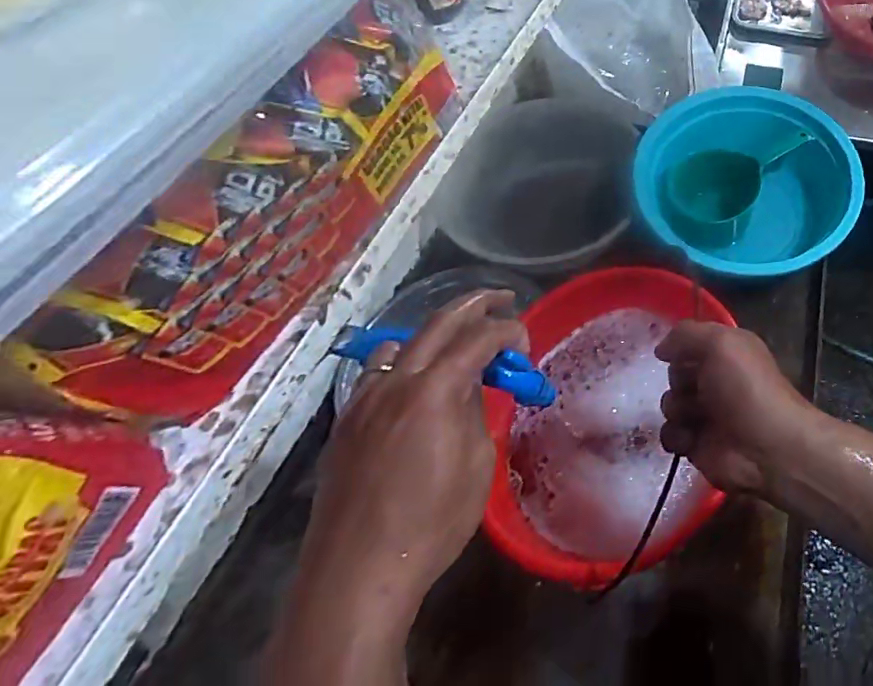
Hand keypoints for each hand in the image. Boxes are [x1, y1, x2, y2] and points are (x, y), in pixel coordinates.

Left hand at [305, 290, 528, 609]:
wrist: (357, 573)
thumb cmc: (435, 517)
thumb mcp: (477, 458)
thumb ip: (475, 409)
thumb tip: (474, 387)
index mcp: (434, 391)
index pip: (479, 337)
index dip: (510, 330)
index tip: (526, 342)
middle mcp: (393, 386)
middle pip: (437, 325)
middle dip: (475, 306)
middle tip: (503, 300)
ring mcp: (361, 405)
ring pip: (400, 345)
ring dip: (435, 336)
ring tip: (460, 348)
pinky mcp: (344, 428)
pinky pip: (377, 376)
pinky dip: (406, 365)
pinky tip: (420, 388)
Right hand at [657, 320, 815, 497]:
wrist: (765, 446)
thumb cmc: (745, 388)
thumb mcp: (722, 345)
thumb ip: (688, 335)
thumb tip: (662, 347)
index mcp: (729, 350)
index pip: (691, 341)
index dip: (680, 347)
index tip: (670, 355)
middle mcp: (718, 377)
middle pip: (677, 373)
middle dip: (679, 380)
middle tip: (697, 388)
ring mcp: (708, 410)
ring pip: (670, 403)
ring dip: (678, 409)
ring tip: (698, 416)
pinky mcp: (698, 441)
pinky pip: (670, 433)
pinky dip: (677, 435)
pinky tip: (693, 439)